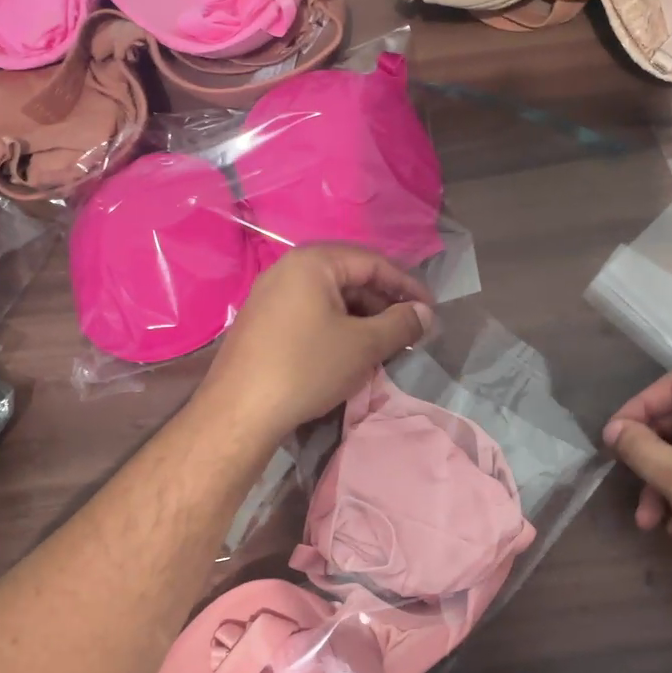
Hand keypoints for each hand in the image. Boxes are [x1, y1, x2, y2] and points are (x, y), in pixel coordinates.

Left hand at [197, 244, 433, 444]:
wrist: (241, 410)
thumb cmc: (307, 368)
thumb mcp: (363, 346)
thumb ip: (400, 324)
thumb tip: (425, 313)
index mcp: (313, 262)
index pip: (373, 262)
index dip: (407, 286)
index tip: (430, 311)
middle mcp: (288, 269)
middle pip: (350, 277)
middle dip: (383, 304)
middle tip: (408, 332)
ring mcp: (270, 296)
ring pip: (329, 299)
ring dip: (361, 319)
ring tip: (383, 347)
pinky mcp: (262, 323)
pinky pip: (310, 315)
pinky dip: (336, 329)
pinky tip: (348, 355)